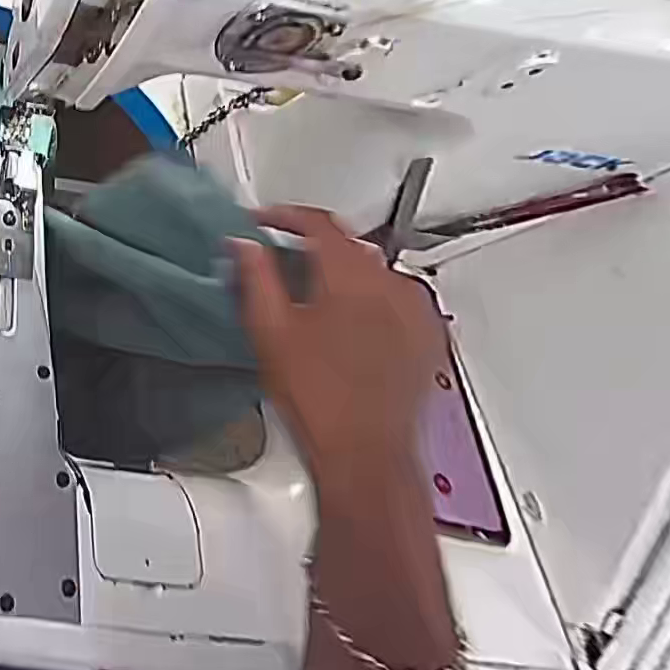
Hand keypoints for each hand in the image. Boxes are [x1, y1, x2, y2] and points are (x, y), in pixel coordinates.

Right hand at [228, 206, 447, 478]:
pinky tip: (343, 319)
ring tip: (309, 291)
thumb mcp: (270, 330)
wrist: (365, 454)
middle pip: (347, 243)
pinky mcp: (426, 336)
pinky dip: (366, 294)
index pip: (319, 223)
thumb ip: (254, 277)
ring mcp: (416, 312)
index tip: (264, 221)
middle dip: (310, 244)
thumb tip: (243, 244)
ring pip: (371, 269)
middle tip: (279, 257)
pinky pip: (393, 296)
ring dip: (338, 270)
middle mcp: (392, 286)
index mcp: (352, 278)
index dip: (285, 216)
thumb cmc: (319, 398)